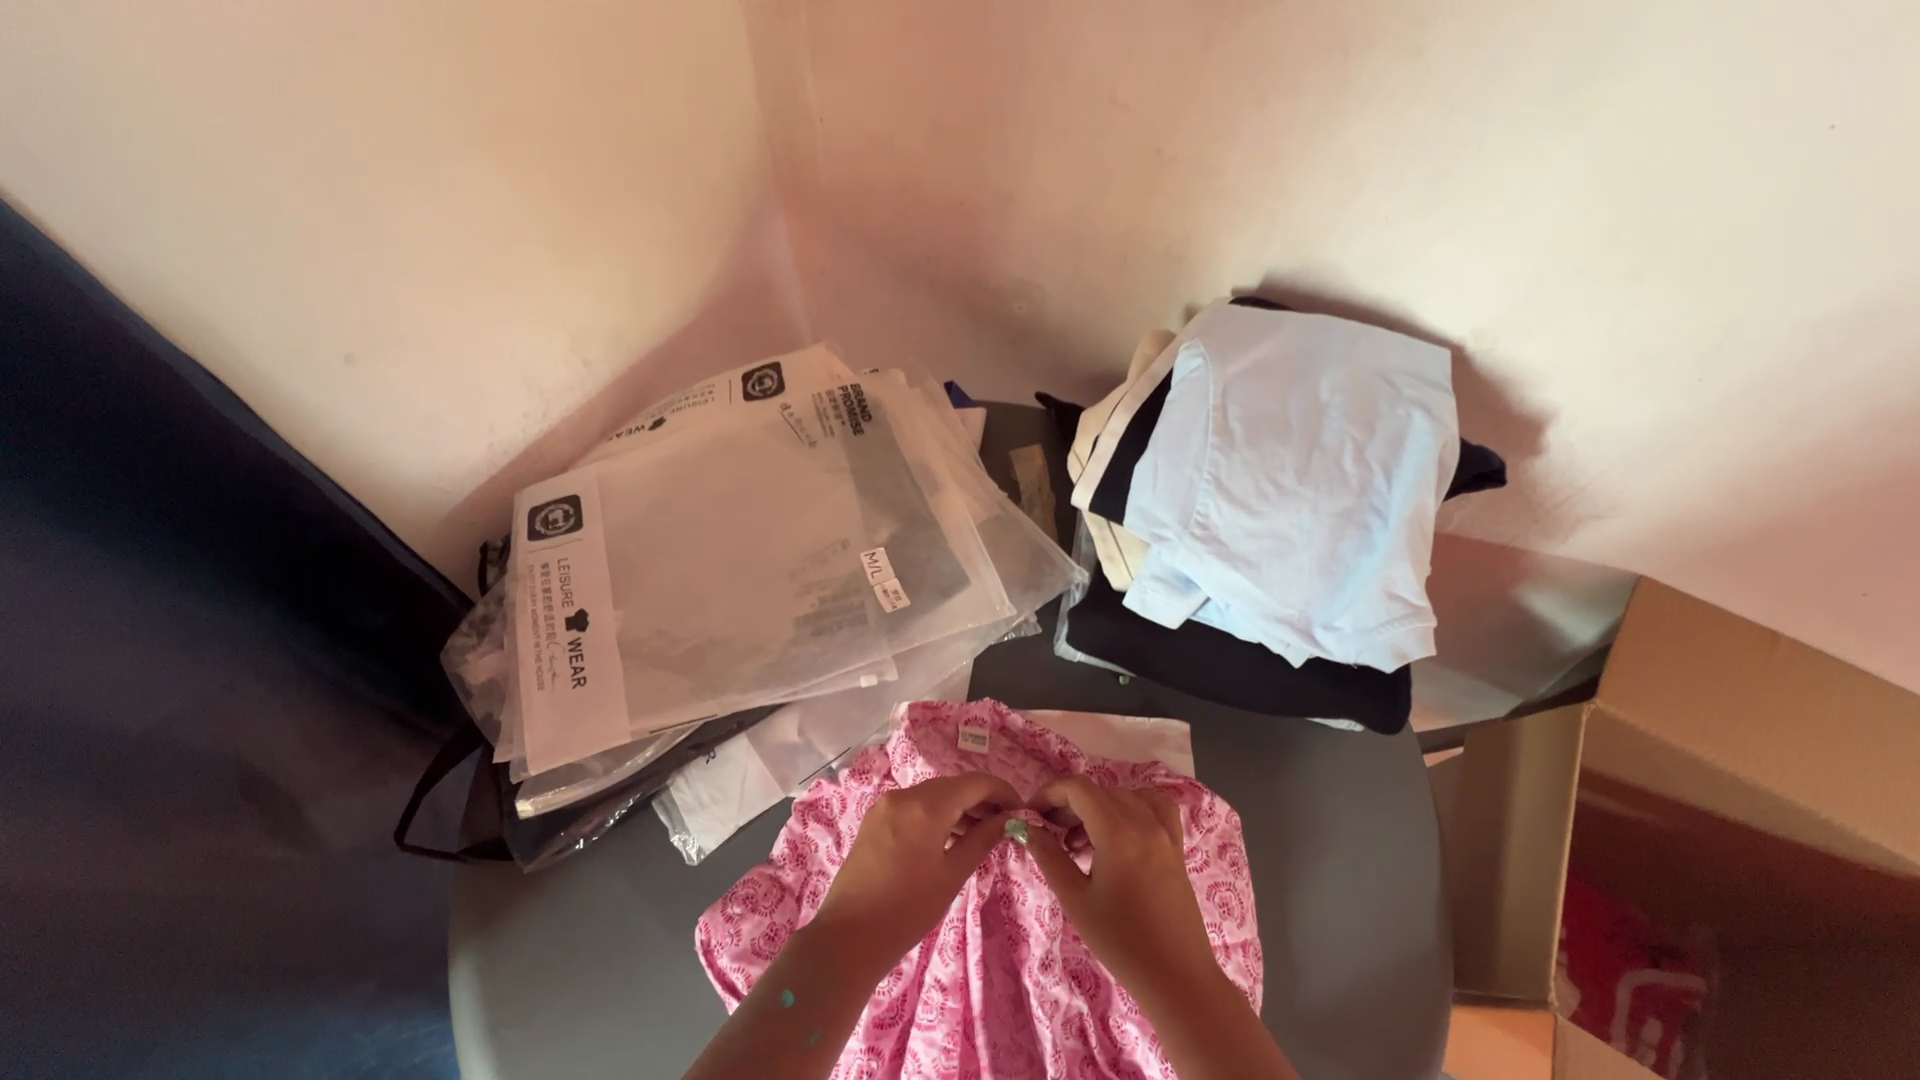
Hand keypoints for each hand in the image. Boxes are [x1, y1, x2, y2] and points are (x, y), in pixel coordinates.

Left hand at [809, 772, 1019, 973]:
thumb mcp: (952, 874)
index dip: (1003, 792)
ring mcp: (885, 807)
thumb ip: (983, 840)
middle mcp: (904, 796)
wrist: (849, 937)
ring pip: (933, 796)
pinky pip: (914, 808)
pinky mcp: (875, 821)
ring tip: (983, 835)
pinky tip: (950, 839)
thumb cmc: (908, 909)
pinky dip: (937, 816)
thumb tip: (1008, 820)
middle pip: (954, 786)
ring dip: (960, 809)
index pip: (976, 783)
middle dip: (982, 801)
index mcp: (926, 805)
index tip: (1021, 813)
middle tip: (1005, 826)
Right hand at [1025, 776, 1222, 993]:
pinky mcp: (1177, 848)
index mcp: (1118, 832)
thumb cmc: (1121, 942)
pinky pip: (1155, 808)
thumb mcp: (1076, 900)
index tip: (1032, 816)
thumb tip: (1028, 829)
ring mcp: (1165, 834)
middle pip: (1100, 791)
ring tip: (1080, 839)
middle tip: (1049, 833)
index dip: (1050, 794)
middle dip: (1069, 804)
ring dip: (1099, 806)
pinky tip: (1120, 832)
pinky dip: (1133, 807)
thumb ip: (1050, 857)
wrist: (1177, 977)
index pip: (1078, 788)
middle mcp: (1144, 823)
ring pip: (1125, 797)